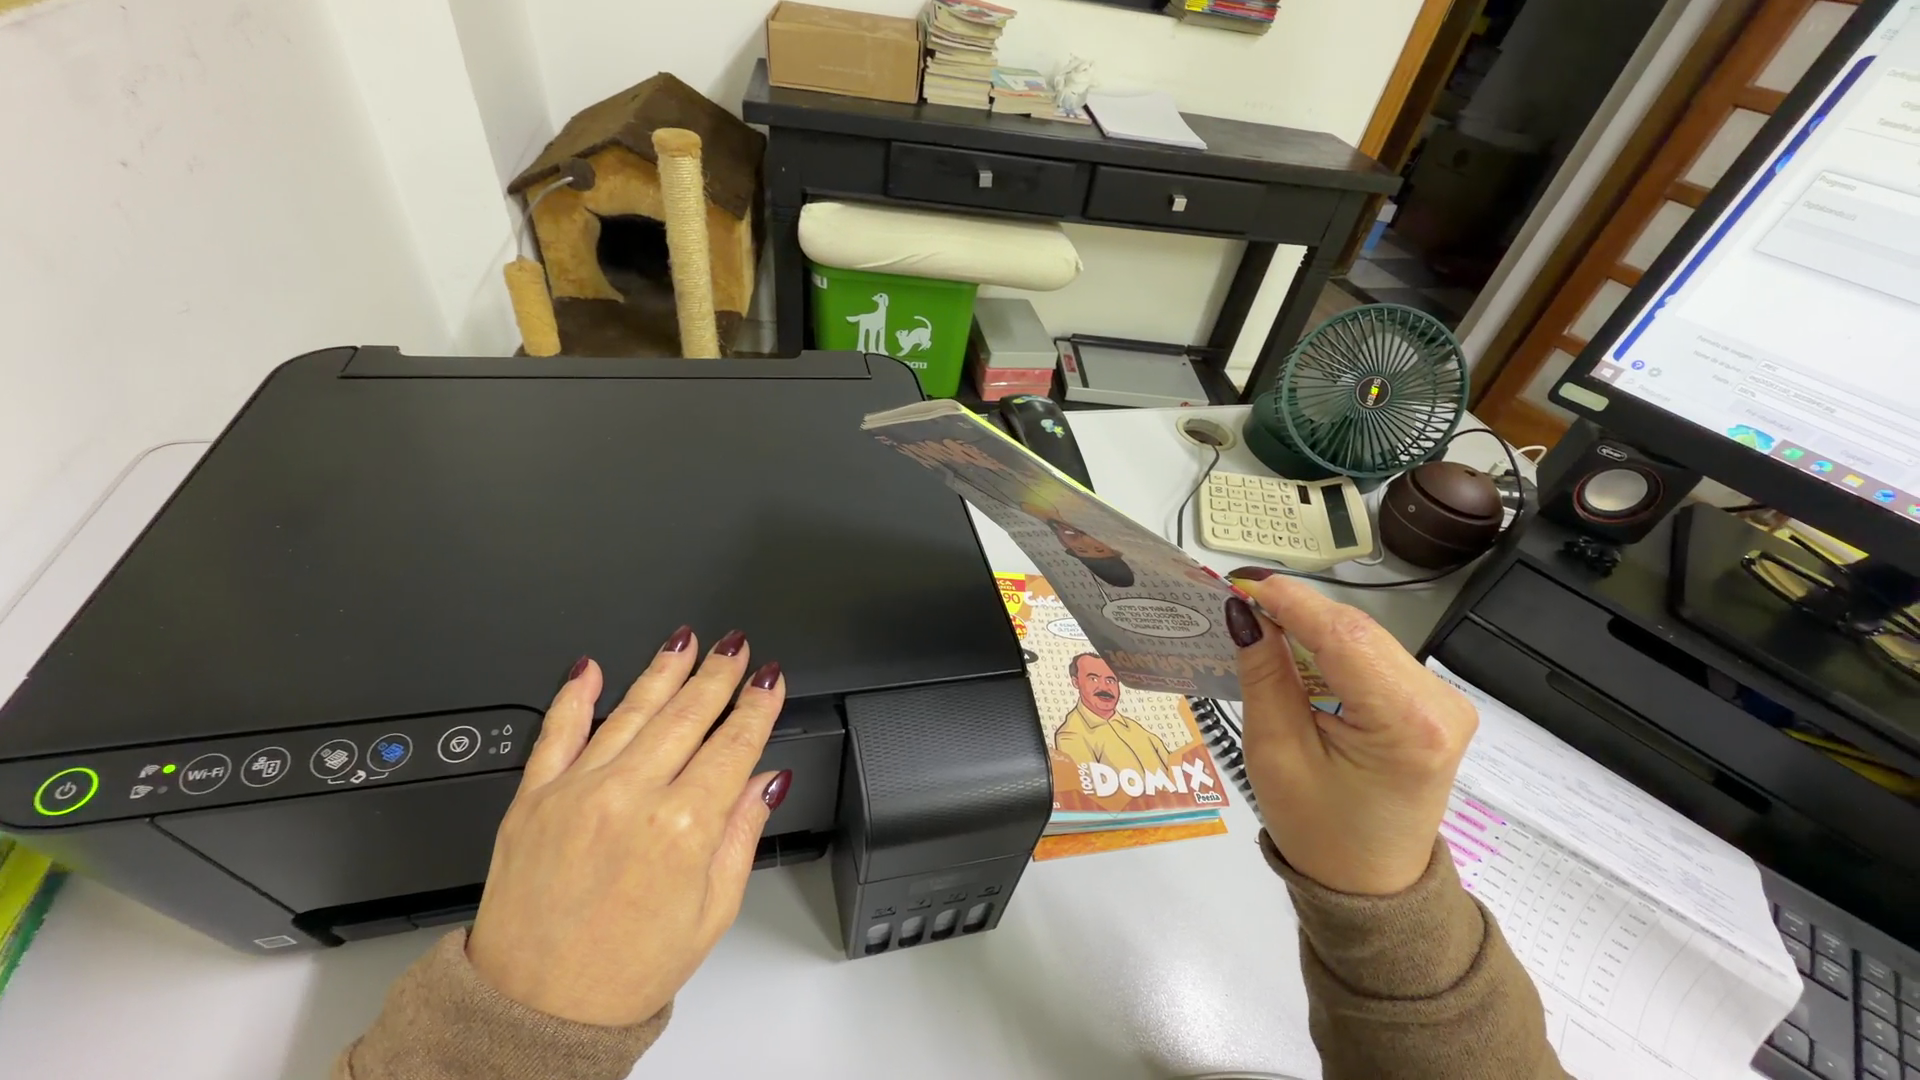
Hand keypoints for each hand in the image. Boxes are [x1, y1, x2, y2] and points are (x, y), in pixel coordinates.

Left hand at [464, 627, 792, 1026]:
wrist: (534, 1011)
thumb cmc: (625, 970)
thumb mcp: (713, 910)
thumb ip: (742, 832)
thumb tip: (764, 780)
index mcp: (683, 828)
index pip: (735, 743)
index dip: (758, 705)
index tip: (769, 680)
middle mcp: (630, 799)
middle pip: (689, 713)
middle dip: (719, 674)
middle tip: (736, 648)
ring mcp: (577, 793)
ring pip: (632, 709)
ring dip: (665, 669)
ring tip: (687, 641)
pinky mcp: (532, 799)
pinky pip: (556, 730)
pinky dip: (575, 694)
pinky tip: (591, 668)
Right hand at [1226, 570, 1477, 895]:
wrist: (1369, 884)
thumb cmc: (1317, 829)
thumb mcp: (1275, 753)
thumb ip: (1264, 676)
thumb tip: (1243, 614)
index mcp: (1407, 723)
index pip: (1343, 636)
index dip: (1289, 601)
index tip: (1239, 582)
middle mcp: (1440, 702)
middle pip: (1357, 631)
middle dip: (1296, 610)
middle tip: (1238, 600)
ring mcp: (1444, 700)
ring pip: (1365, 637)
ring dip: (1311, 626)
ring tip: (1258, 622)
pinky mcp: (1433, 702)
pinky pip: (1373, 656)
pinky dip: (1330, 646)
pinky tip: (1295, 648)